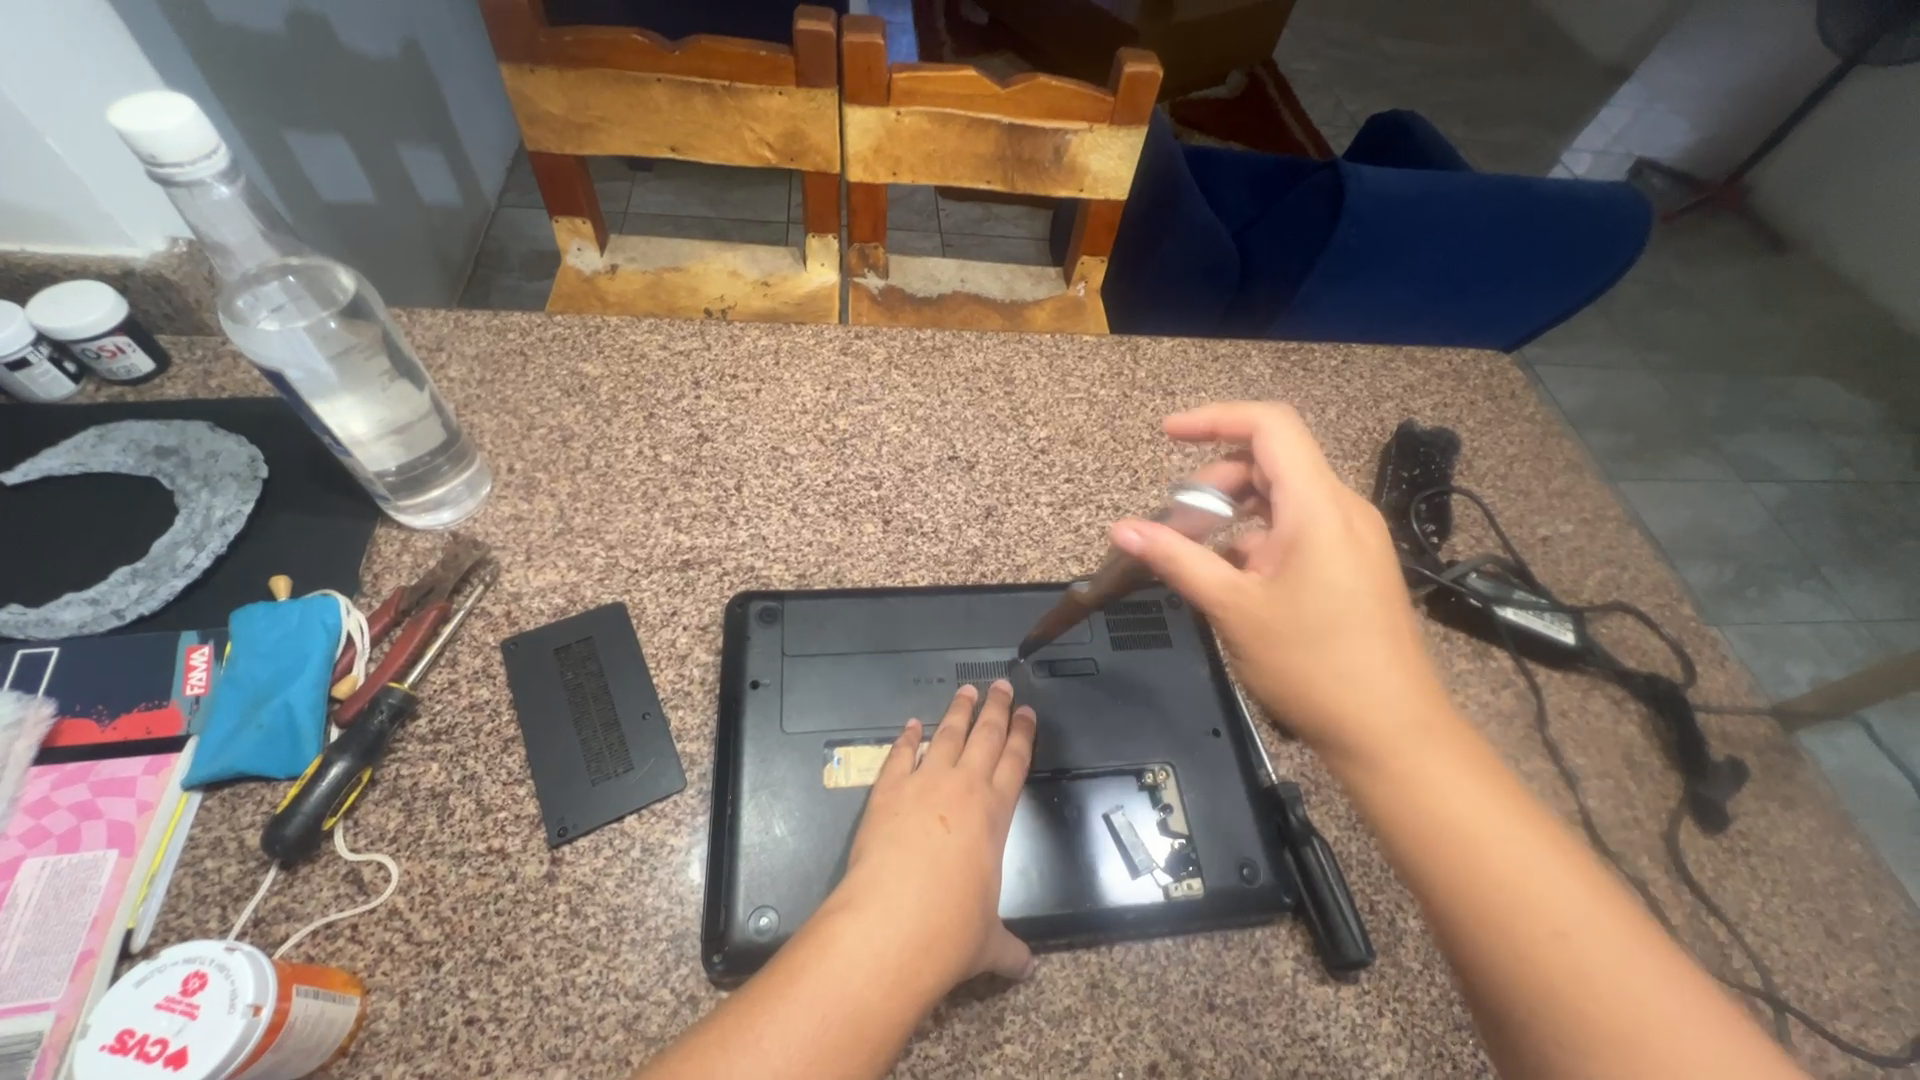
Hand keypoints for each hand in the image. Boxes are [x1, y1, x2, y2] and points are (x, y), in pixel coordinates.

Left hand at [821, 681, 1037, 996]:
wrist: (893, 924)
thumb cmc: (950, 931)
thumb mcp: (987, 944)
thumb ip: (1008, 950)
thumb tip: (1027, 969)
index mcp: (995, 815)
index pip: (1016, 762)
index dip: (1024, 735)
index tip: (1028, 713)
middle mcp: (963, 788)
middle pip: (986, 736)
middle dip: (997, 709)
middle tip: (1002, 685)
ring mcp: (923, 784)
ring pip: (946, 735)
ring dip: (957, 711)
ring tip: (966, 690)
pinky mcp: (886, 791)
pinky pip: (899, 755)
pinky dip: (906, 737)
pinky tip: (911, 724)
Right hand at [1110, 402, 1451, 766]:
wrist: (1390, 730)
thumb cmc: (1313, 666)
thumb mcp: (1233, 608)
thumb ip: (1176, 559)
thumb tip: (1122, 529)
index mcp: (1318, 506)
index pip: (1269, 426)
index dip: (1214, 417)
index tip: (1167, 434)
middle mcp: (1342, 509)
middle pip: (1271, 462)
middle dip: (1214, 482)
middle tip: (1176, 527)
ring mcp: (1353, 537)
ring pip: (1283, 498)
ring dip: (1234, 513)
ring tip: (1198, 555)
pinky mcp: (1355, 564)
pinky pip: (1299, 528)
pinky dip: (1258, 539)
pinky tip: (1233, 579)